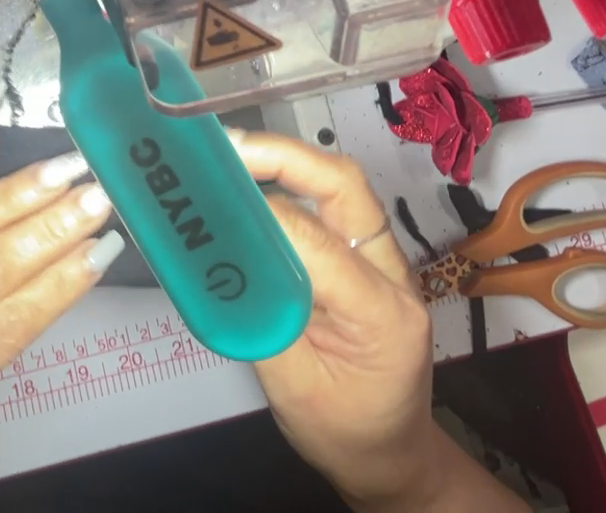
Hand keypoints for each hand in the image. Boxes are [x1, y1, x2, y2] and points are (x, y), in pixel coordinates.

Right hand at [230, 130, 447, 508]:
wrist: (393, 457)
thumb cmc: (345, 434)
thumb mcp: (293, 390)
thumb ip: (259, 319)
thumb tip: (218, 257)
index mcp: (381, 314)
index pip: (318, 243)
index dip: (264, 214)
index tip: (213, 197)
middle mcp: (391, 273)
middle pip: (345, 186)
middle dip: (284, 156)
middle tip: (225, 149)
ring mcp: (384, 261)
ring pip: (340, 187)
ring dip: (286, 163)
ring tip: (231, 158)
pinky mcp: (366, 258)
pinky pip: (329, 206)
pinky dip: (289, 186)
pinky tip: (251, 187)